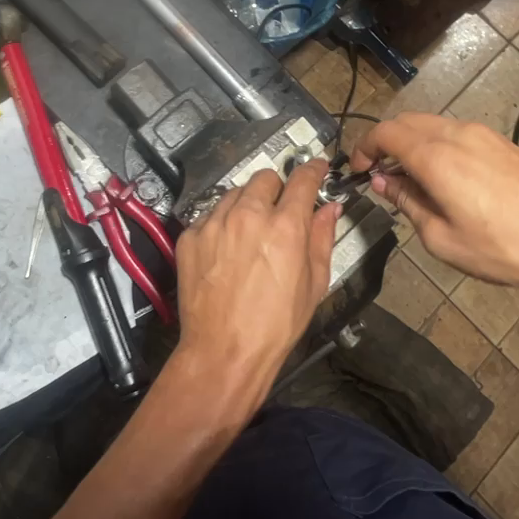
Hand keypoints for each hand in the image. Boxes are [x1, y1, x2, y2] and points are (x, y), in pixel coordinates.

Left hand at [171, 163, 339, 403]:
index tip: (318, 167)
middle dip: (276, 189)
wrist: (223, 351)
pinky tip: (226, 251)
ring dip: (246, 205)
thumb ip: (322, 238)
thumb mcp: (314, 284)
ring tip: (250, 234)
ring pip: (234, 194)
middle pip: (264, 178)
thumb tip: (329, 209)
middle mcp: (247, 215)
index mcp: (285, 225)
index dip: (313, 170)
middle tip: (279, 212)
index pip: (302, 180)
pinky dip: (221, 225)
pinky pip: (209, 216)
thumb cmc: (276, 324)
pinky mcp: (189, 237)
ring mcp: (214, 223)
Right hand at [349, 114, 518, 306]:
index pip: (385, 133)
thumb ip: (407, 203)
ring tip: (411, 180)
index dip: (363, 148)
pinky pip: (458, 133)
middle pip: (407, 122)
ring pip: (434, 125)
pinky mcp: (506, 144)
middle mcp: (458, 134)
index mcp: (436, 156)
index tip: (356, 170)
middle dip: (385, 143)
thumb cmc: (503, 250)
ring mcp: (486, 135)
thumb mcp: (442, 239)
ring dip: (412, 143)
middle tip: (378, 175)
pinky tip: (446, 179)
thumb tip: (383, 182)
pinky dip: (438, 146)